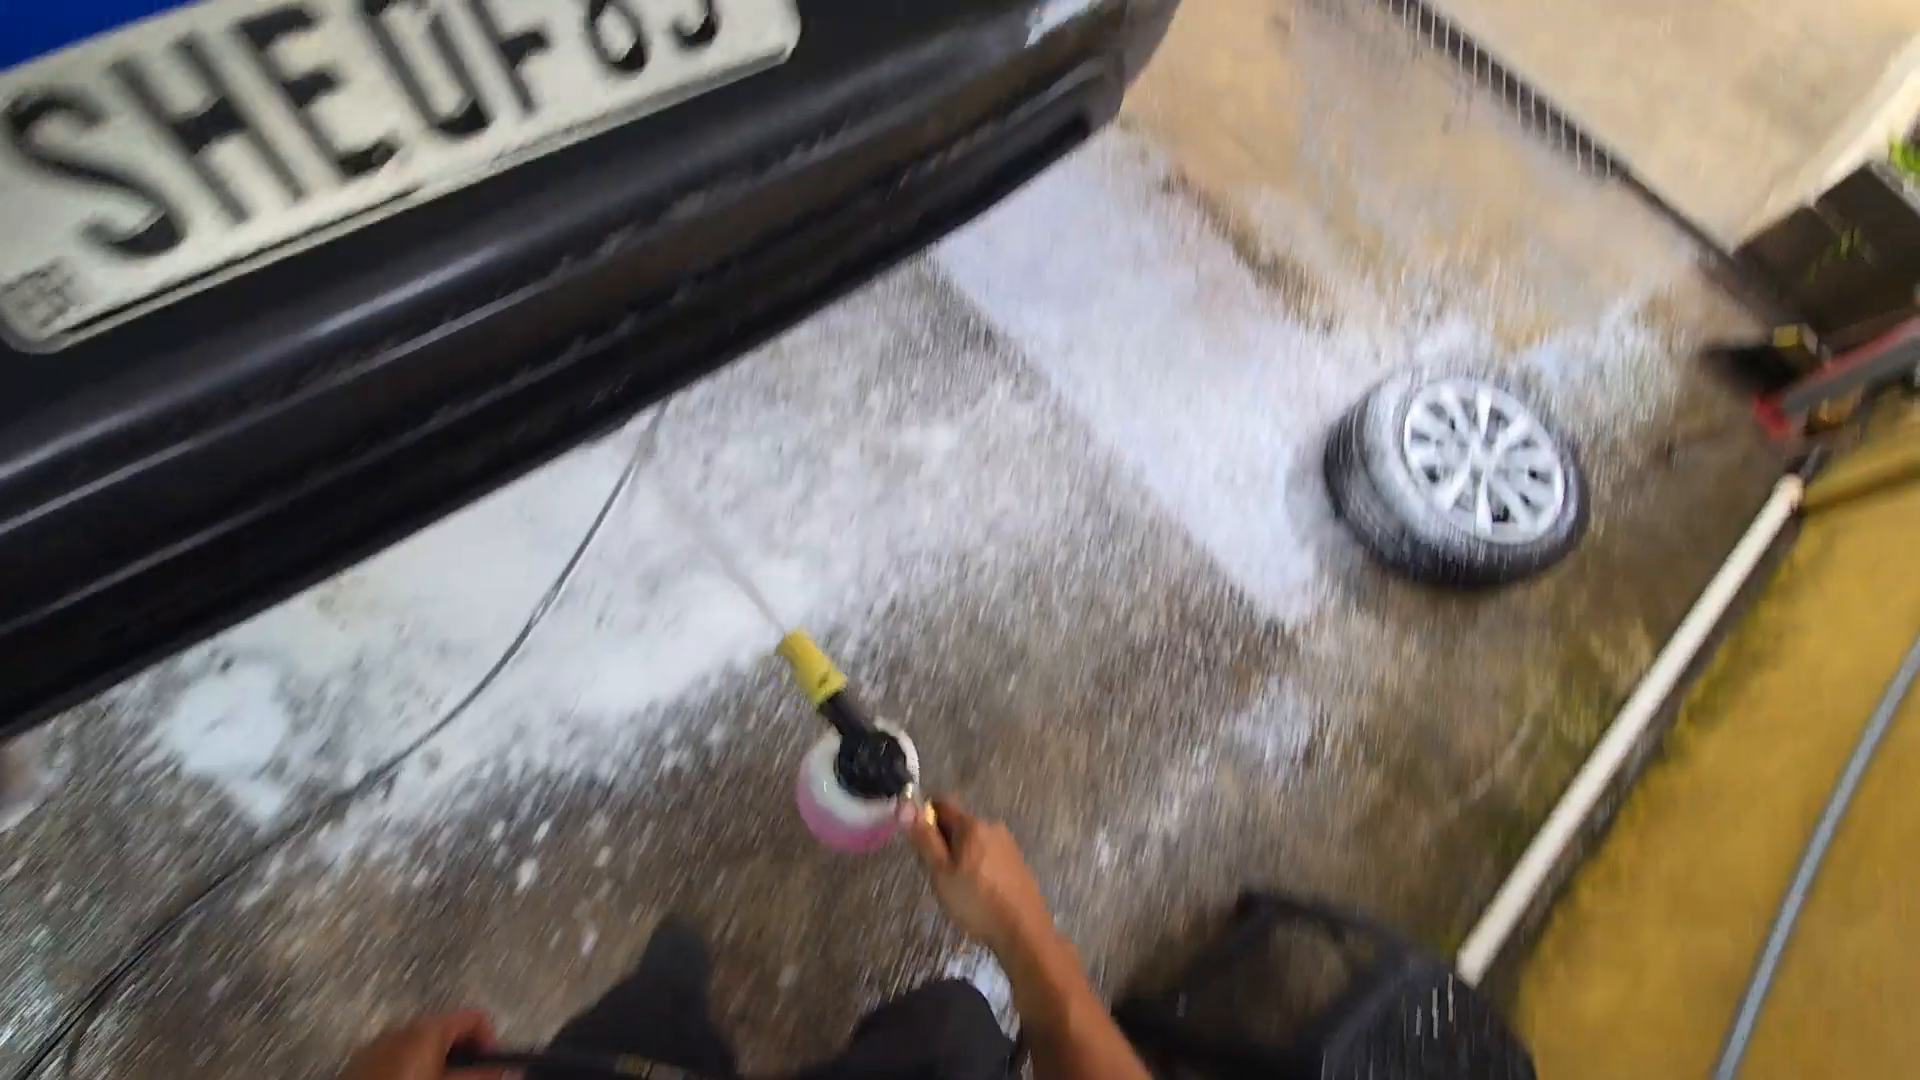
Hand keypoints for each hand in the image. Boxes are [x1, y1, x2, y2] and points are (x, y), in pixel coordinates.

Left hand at [339, 1010, 504, 1079]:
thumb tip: (515, 1070)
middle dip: (462, 1056)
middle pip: (449, 1032)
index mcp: (428, 1026)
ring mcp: (376, 1045)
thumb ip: (483, 1076)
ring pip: (422, 1047)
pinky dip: (409, 1070)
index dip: (491, 1042)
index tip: (493, 1069)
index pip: (477, 1017)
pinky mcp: (357, 1066)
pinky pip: (397, 1058)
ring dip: (437, 1063)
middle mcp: (402, 1026)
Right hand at [904, 797, 1055, 955]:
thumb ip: (924, 839)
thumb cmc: (976, 900)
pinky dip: (978, 866)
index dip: (925, 819)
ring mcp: (1007, 843)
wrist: (1023, 930)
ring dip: (961, 856)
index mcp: (971, 824)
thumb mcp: (942, 872)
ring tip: (959, 889)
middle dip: (944, 844)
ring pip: (973, 841)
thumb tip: (905, 805)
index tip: (922, 846)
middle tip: (939, 876)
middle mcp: (992, 825)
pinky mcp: (1016, 861)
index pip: (941, 804)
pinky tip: (979, 893)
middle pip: (958, 824)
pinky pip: (988, 854)